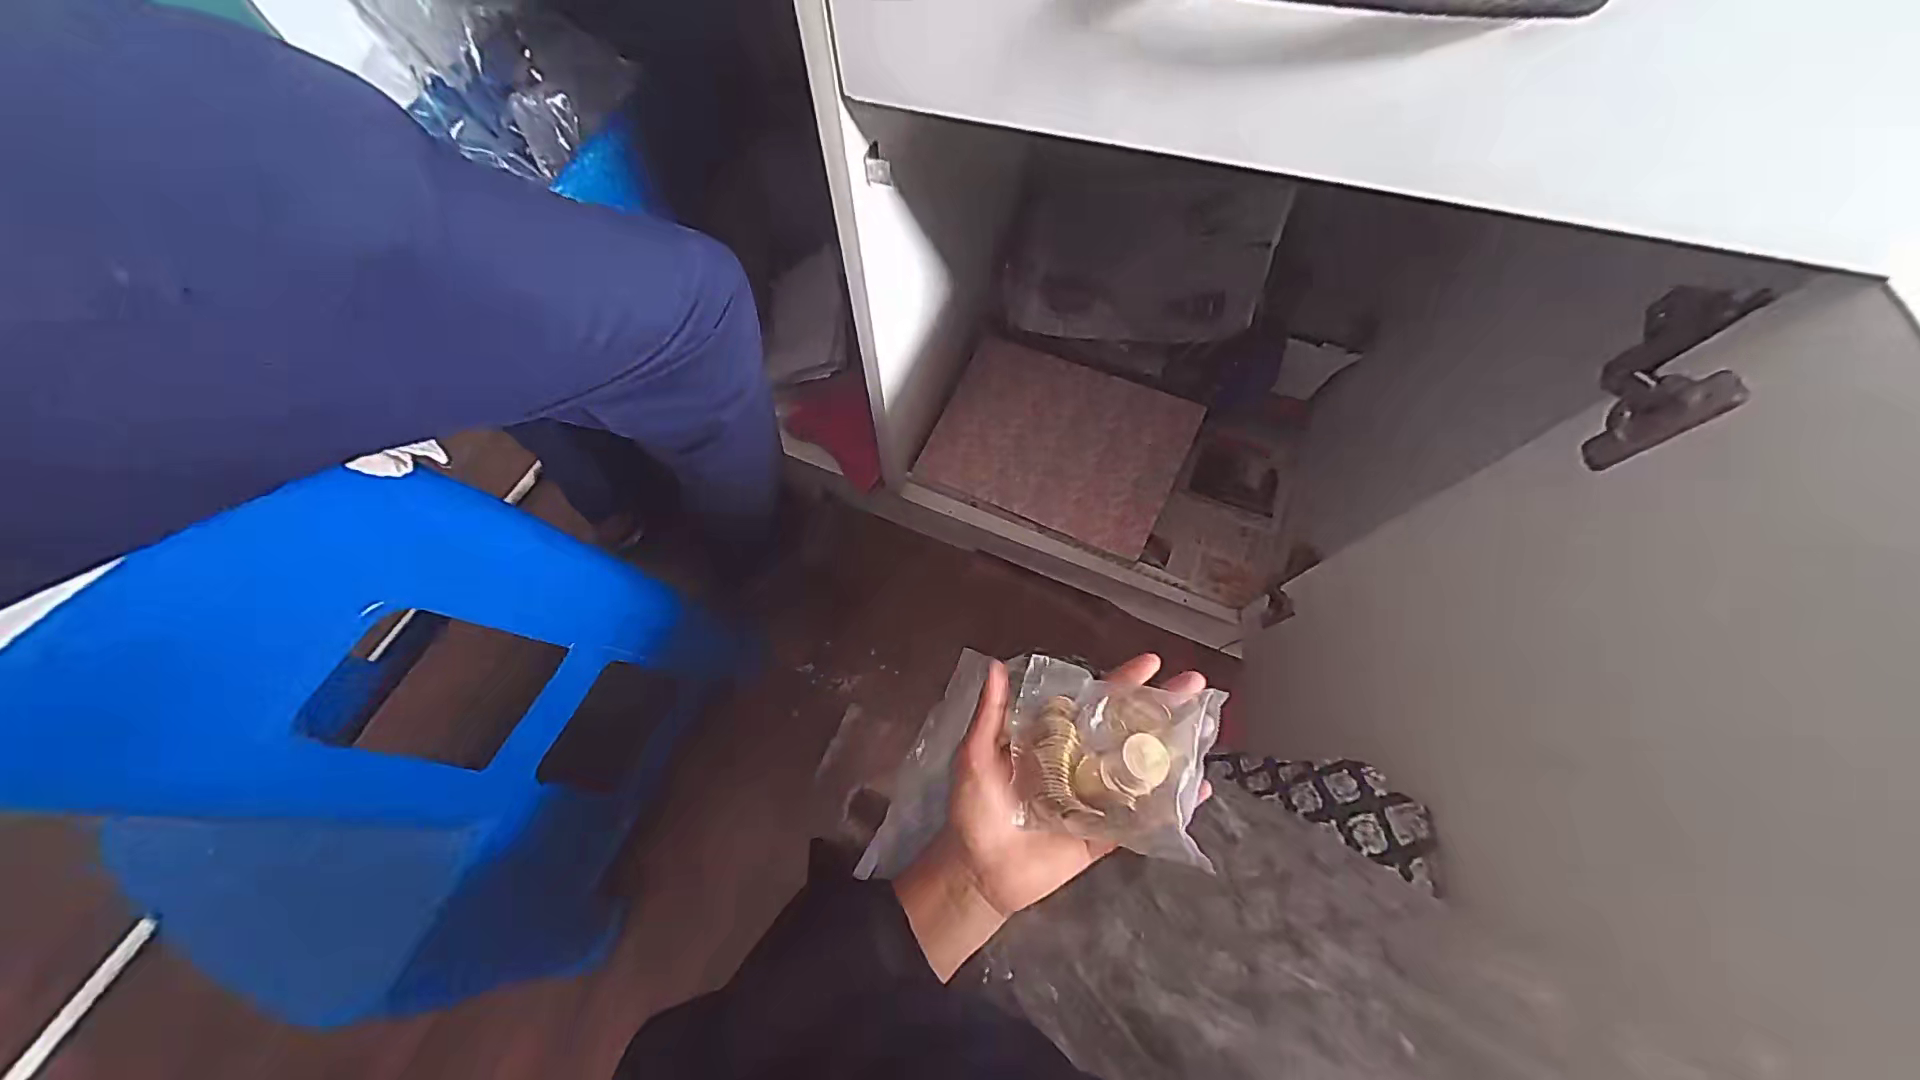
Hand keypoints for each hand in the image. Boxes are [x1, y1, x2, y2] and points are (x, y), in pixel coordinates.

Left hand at [893, 653, 1209, 979]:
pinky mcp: (1107, 834)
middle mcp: (1082, 762)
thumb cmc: (974, 808)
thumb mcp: (975, 755)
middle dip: (1161, 706)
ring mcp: (1098, 798)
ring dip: (1174, 749)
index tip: (1152, 663)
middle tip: (1195, 686)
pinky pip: (1143, 817)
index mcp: (1056, 739)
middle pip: (1127, 729)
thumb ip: (991, 714)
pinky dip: (1173, 805)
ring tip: (1205, 730)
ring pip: (1142, 768)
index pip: (1094, 703)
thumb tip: (995, 666)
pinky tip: (1199, 790)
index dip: (1123, 682)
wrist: (978, 871)